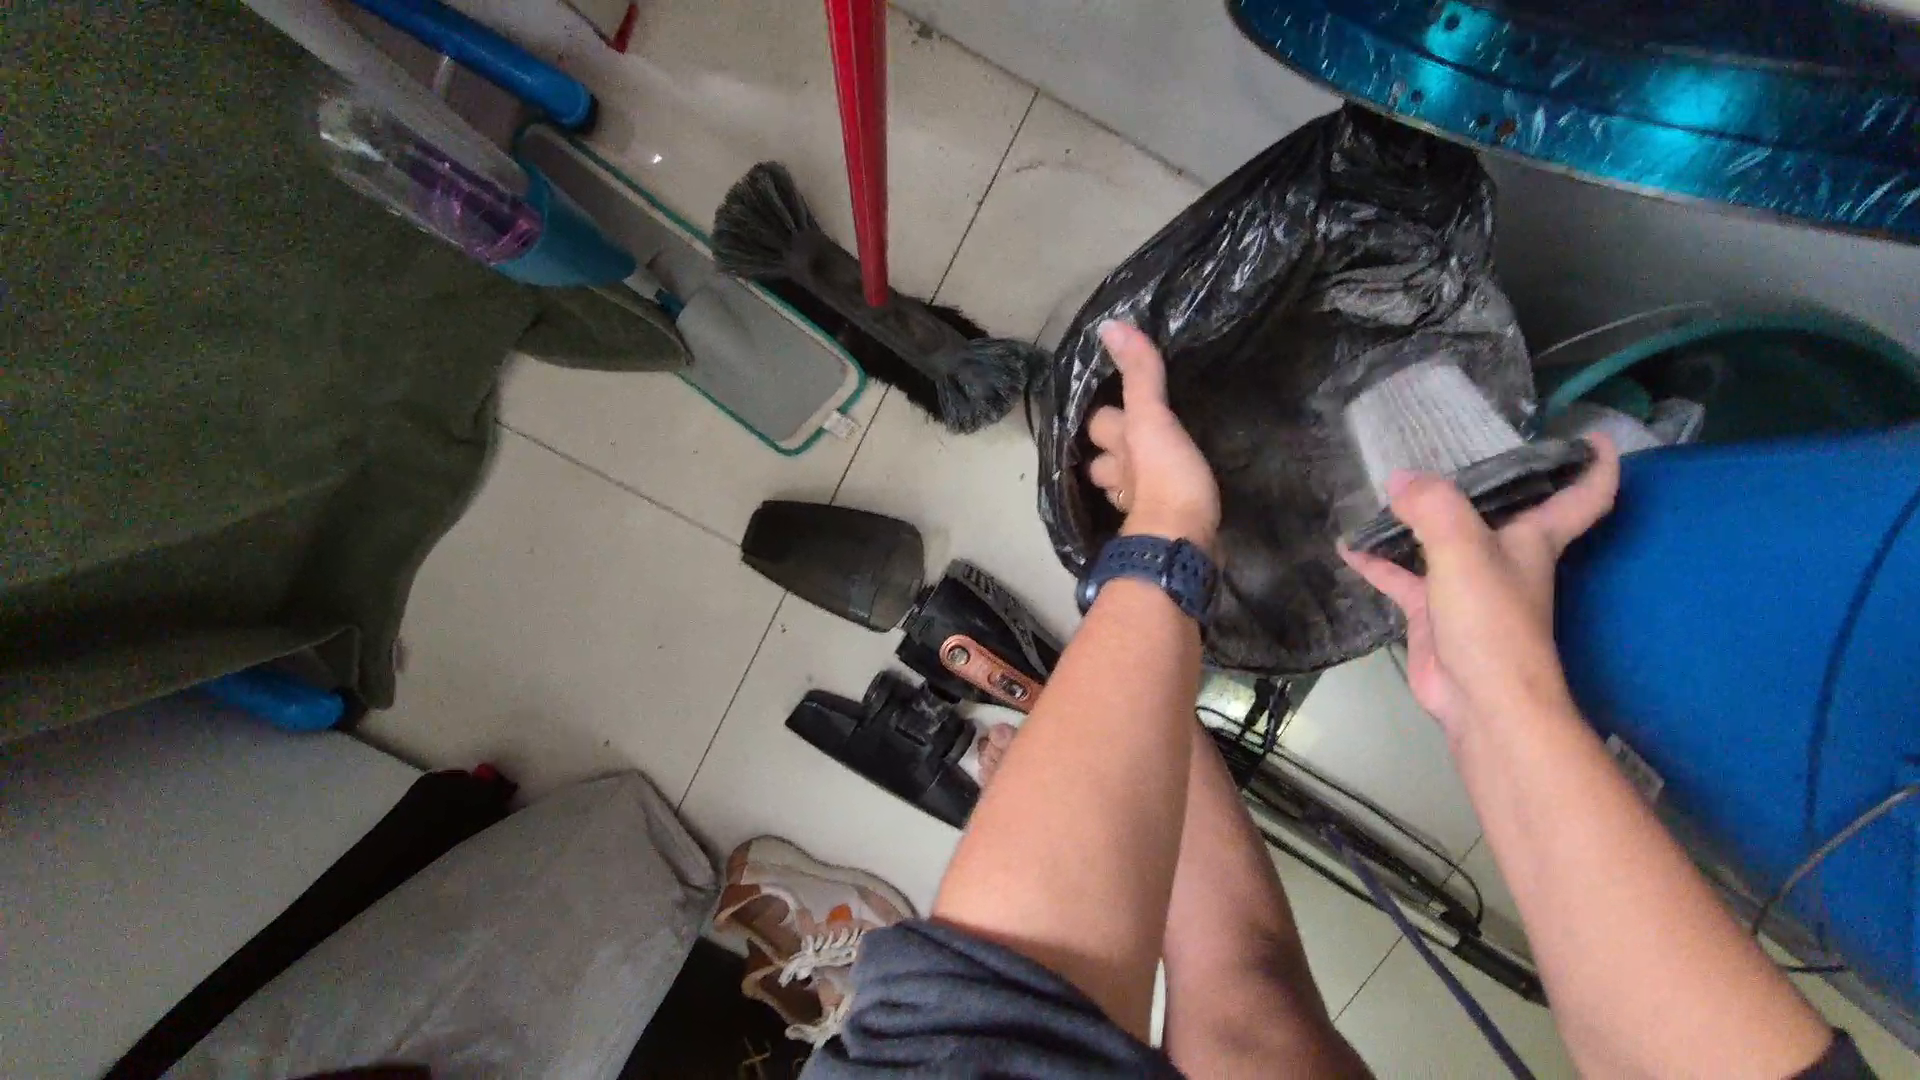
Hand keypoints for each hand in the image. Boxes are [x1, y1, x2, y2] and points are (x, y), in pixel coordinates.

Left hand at [1086, 321, 1221, 556]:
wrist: (1181, 540)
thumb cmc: (1165, 476)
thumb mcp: (1152, 418)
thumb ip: (1139, 375)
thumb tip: (1110, 327)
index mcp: (1117, 446)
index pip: (1099, 424)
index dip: (1105, 414)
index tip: (1117, 403)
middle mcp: (1120, 476)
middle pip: (1104, 461)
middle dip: (1111, 453)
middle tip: (1131, 440)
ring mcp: (1138, 505)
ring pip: (1124, 489)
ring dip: (1130, 481)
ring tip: (1147, 469)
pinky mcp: (1163, 527)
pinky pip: (1153, 511)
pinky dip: (1157, 504)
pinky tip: (1171, 499)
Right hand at [1339, 436, 1620, 738]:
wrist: (1480, 700)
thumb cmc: (1491, 621)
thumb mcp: (1463, 551)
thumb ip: (1433, 509)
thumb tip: (1399, 481)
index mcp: (1532, 539)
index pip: (1582, 496)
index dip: (1593, 464)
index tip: (1593, 436)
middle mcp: (1503, 556)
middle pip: (1502, 510)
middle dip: (1486, 480)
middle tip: (1454, 446)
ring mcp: (1465, 584)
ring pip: (1442, 538)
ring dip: (1418, 517)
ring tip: (1383, 490)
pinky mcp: (1432, 611)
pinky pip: (1401, 575)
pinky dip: (1377, 560)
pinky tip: (1349, 546)